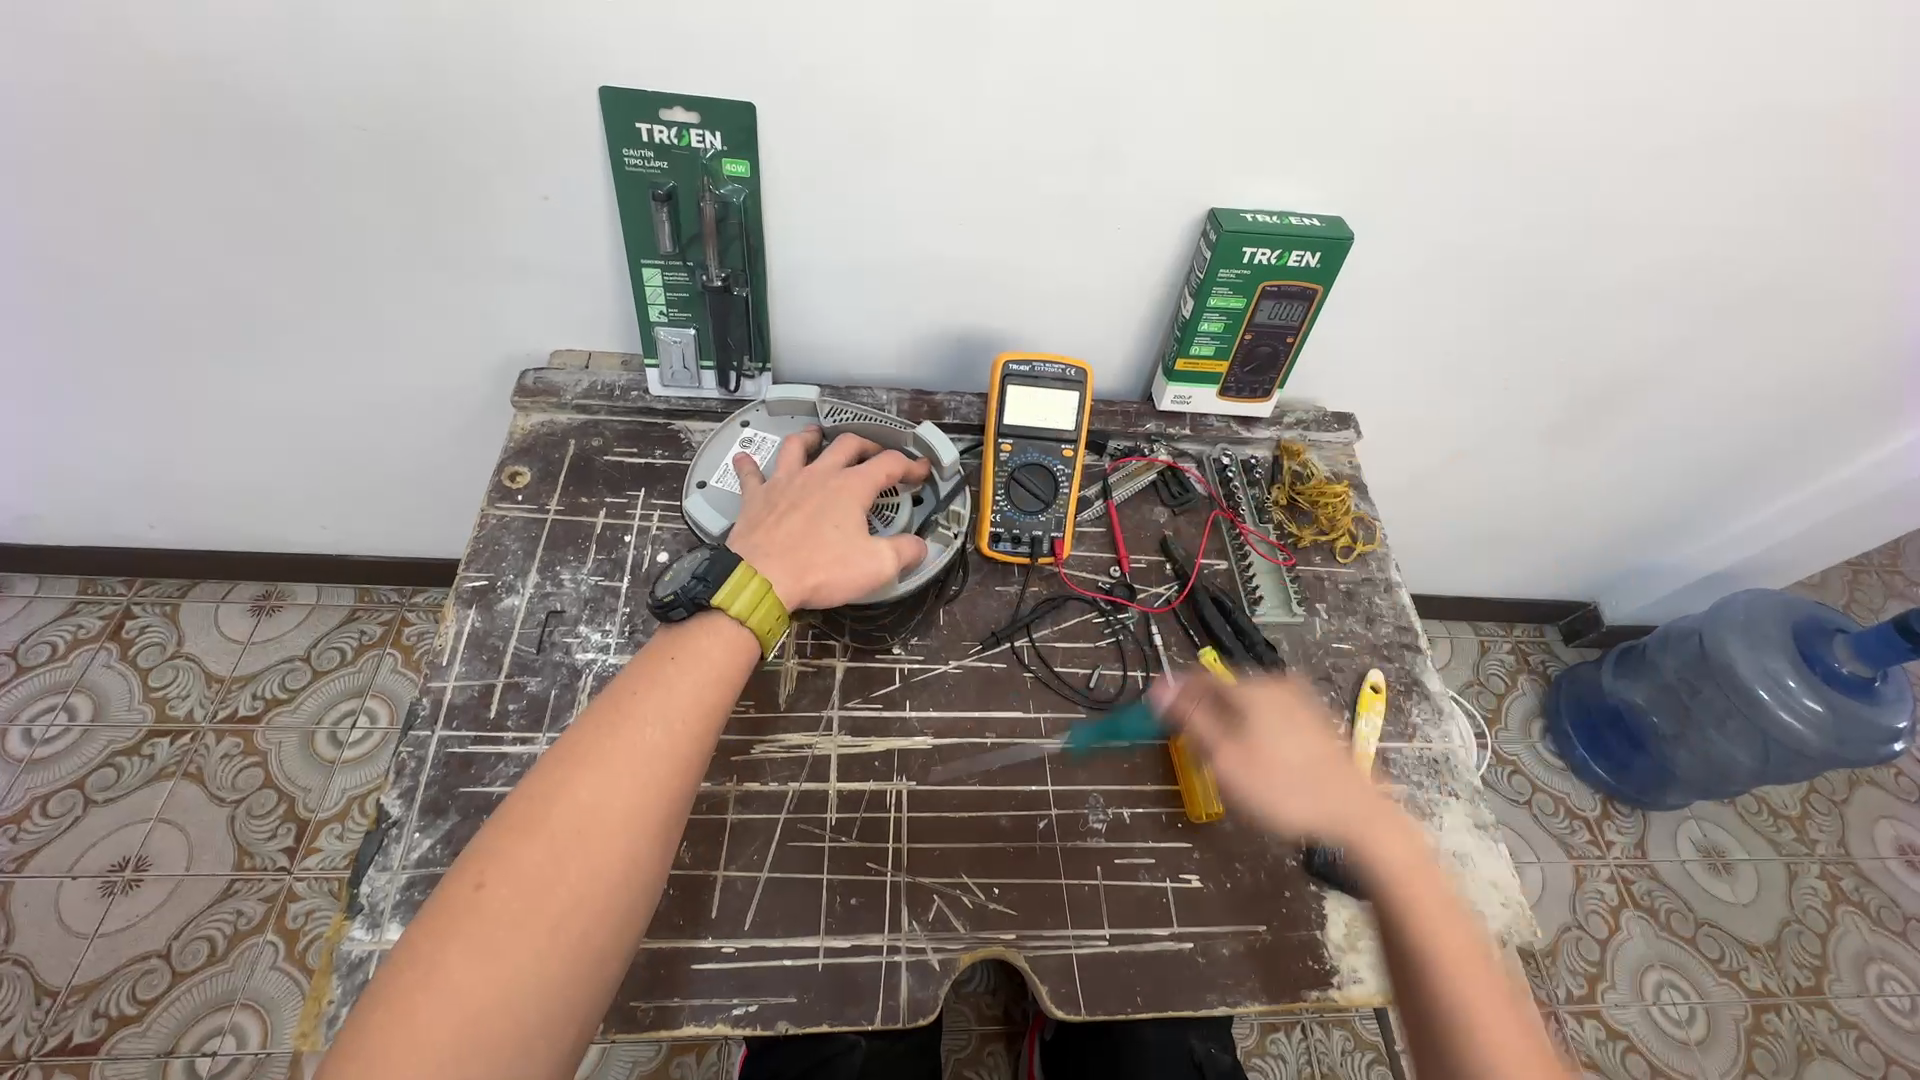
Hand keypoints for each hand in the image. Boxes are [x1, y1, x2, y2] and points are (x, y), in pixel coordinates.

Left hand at [724, 429, 932, 610]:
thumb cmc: (820, 570)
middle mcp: (819, 475)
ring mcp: (784, 482)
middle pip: (846, 444)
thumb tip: (921, 546)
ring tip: (815, 437)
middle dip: (866, 445)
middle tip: (875, 454)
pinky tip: (745, 459)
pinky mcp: (757, 498)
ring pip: (797, 447)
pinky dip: (750, 465)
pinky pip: (751, 474)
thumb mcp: (876, 566)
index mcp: (851, 487)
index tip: (921, 471)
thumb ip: (905, 552)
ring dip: (809, 439)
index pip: (889, 464)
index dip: (910, 465)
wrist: (761, 579)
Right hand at [1152, 674, 1394, 845]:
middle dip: (1204, 711)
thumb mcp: (1224, 757)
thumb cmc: (1282, 789)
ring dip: (1229, 722)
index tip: (1156, 713)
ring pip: (1248, 703)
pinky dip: (1254, 729)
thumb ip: (1190, 719)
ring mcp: (1301, 700)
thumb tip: (1160, 688)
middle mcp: (1276, 683)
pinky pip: (1270, 715)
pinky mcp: (1316, 719)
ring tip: (1223, 758)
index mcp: (1251, 688)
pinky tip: (1257, 758)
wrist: (1356, 814)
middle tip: (1192, 746)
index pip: (1199, 678)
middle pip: (1225, 689)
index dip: (1175, 693)